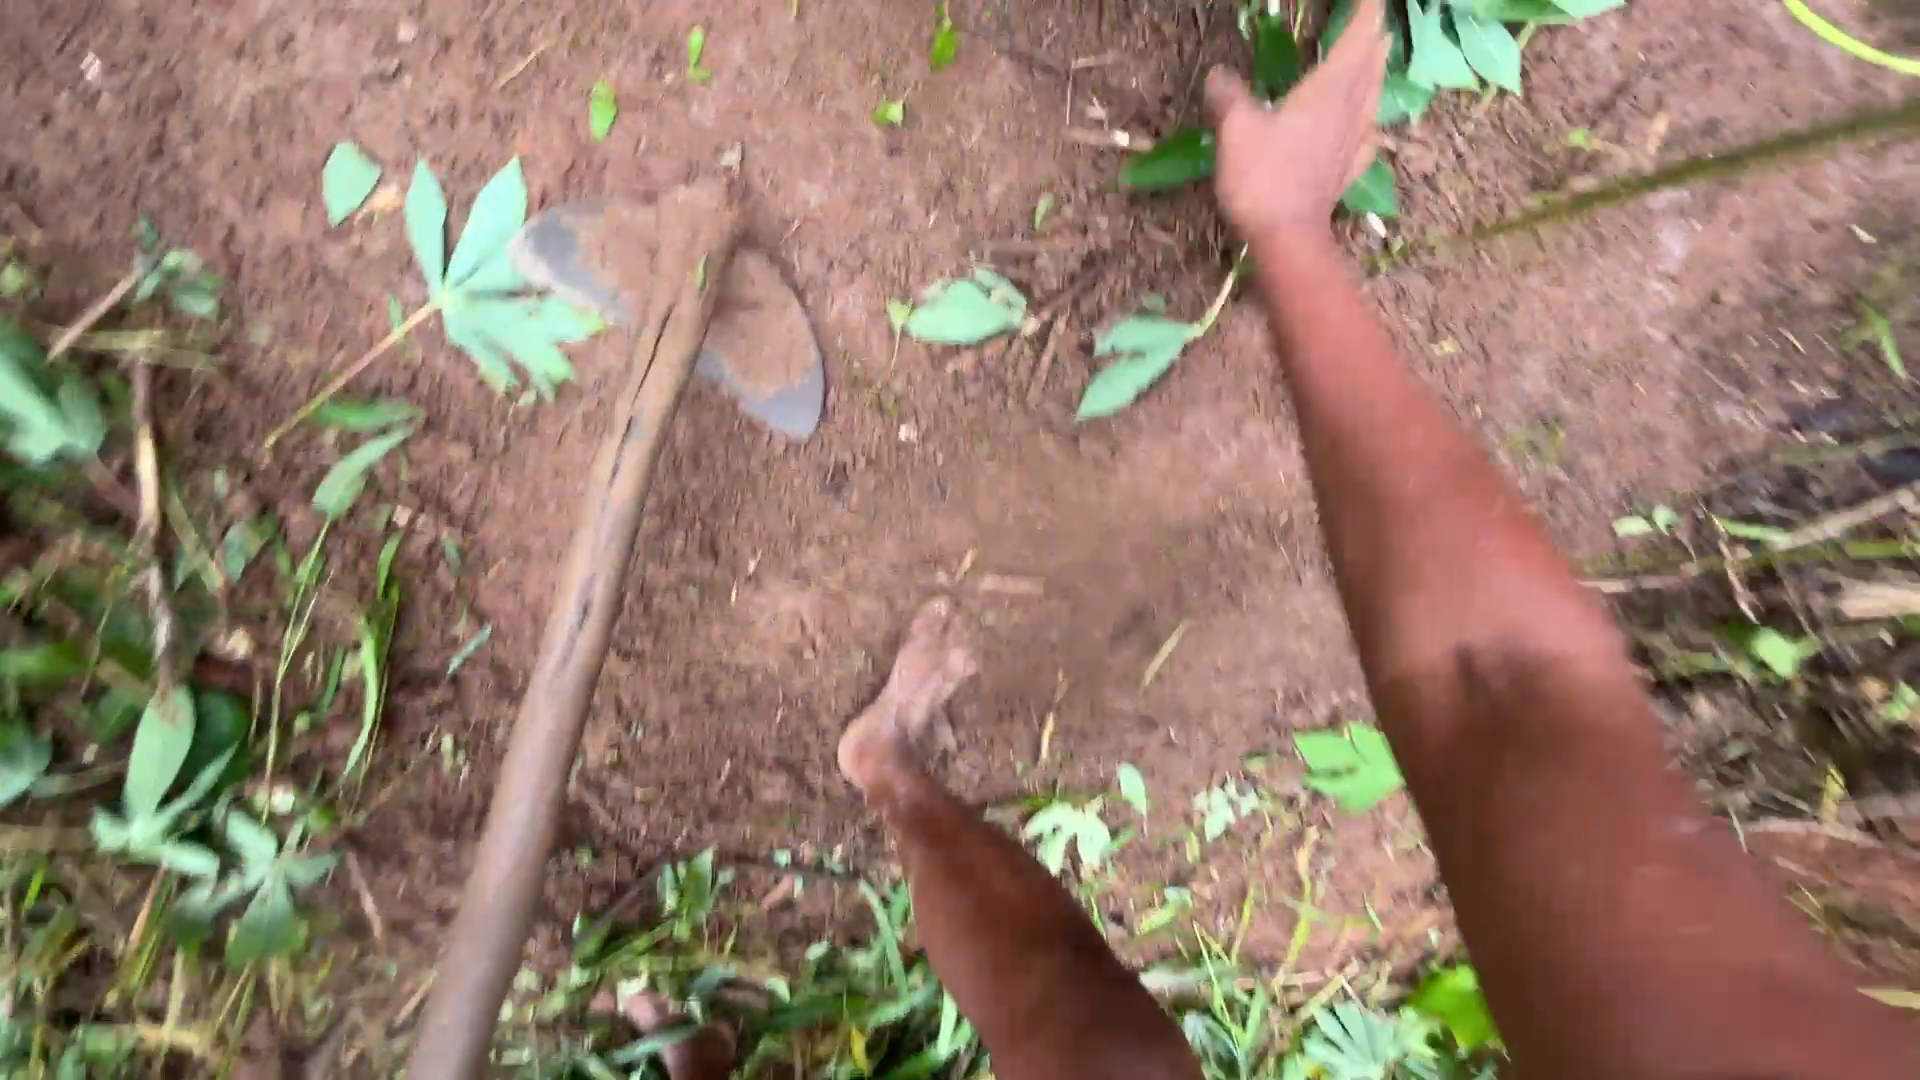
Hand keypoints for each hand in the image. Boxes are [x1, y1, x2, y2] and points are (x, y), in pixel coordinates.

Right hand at [1206, 0, 1388, 240]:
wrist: (1286, 237)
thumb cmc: (1263, 178)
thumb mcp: (1236, 131)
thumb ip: (1229, 98)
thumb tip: (1218, 74)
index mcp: (1327, 91)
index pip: (1356, 39)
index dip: (1365, 14)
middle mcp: (1348, 111)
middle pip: (1370, 66)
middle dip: (1373, 41)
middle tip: (1377, 25)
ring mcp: (1351, 145)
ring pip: (1372, 100)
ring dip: (1376, 76)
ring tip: (1377, 64)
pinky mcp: (1344, 175)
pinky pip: (1366, 141)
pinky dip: (1369, 126)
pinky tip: (1369, 130)